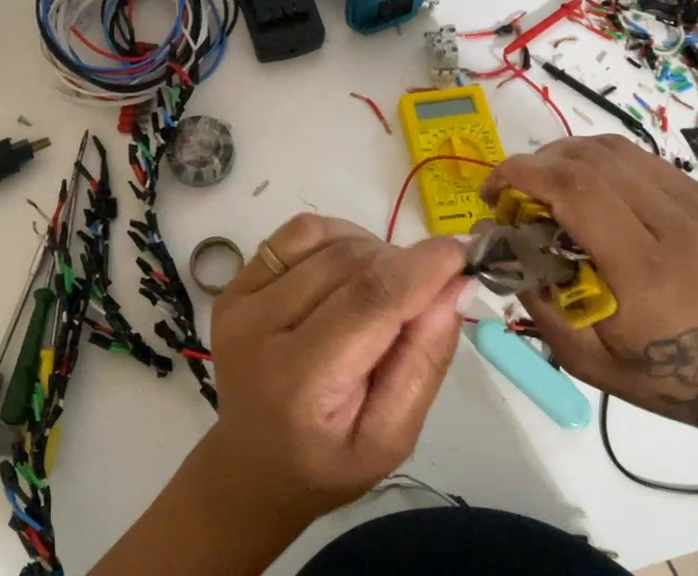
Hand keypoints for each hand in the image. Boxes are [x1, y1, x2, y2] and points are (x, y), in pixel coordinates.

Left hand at [204, 212, 467, 518]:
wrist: (252, 461)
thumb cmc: (325, 462)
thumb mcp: (389, 439)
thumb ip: (422, 363)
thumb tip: (453, 287)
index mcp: (297, 379)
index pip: (368, 300)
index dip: (420, 268)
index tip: (463, 252)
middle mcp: (257, 327)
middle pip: (348, 262)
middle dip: (402, 264)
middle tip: (426, 293)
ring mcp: (239, 298)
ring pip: (323, 239)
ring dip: (371, 249)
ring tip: (386, 289)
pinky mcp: (234, 282)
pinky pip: (296, 234)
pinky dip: (336, 238)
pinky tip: (350, 269)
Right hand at [481, 135, 697, 435]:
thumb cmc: (666, 377)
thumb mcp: (584, 357)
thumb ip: (533, 293)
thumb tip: (494, 234)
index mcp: (647, 272)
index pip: (576, 190)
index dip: (522, 175)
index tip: (492, 192)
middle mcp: (679, 228)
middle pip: (590, 160)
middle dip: (536, 164)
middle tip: (513, 194)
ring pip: (615, 150)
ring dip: (565, 158)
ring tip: (545, 187)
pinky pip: (641, 162)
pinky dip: (599, 166)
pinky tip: (588, 193)